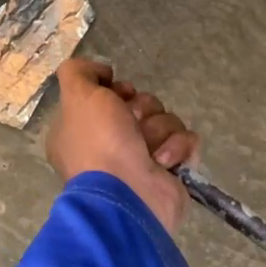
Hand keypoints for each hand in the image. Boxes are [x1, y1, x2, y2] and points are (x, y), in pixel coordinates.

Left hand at [45, 58, 199, 231]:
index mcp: (85, 129)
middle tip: (133, 126)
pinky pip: (187, 141)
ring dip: (160, 131)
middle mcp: (112, 144)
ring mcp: (144, 160)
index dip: (116, 91)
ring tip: (149, 152)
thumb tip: (103, 72)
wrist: (130, 195)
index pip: (109, 95)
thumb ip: (79, 71)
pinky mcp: (173, 171)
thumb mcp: (78, 96)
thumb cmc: (100, 145)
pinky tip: (164, 163)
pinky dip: (178, 148)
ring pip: (166, 121)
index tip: (115, 96)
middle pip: (142, 104)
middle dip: (142, 110)